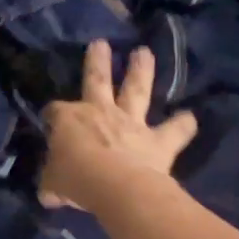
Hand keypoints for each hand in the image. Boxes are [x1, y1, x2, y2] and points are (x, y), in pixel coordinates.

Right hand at [41, 41, 197, 213]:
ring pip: (135, 91)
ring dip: (141, 71)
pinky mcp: (157, 140)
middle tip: (101, 43)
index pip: (54, 111)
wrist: (118, 187)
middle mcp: (99, 112)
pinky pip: (174, 130)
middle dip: (97, 61)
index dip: (52, 117)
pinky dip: (183, 125)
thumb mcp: (53, 184)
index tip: (51, 124)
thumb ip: (51, 185)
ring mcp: (130, 123)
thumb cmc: (76, 179)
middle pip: (96, 80)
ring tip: (144, 53)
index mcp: (67, 118)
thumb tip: (48, 195)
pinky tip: (191, 117)